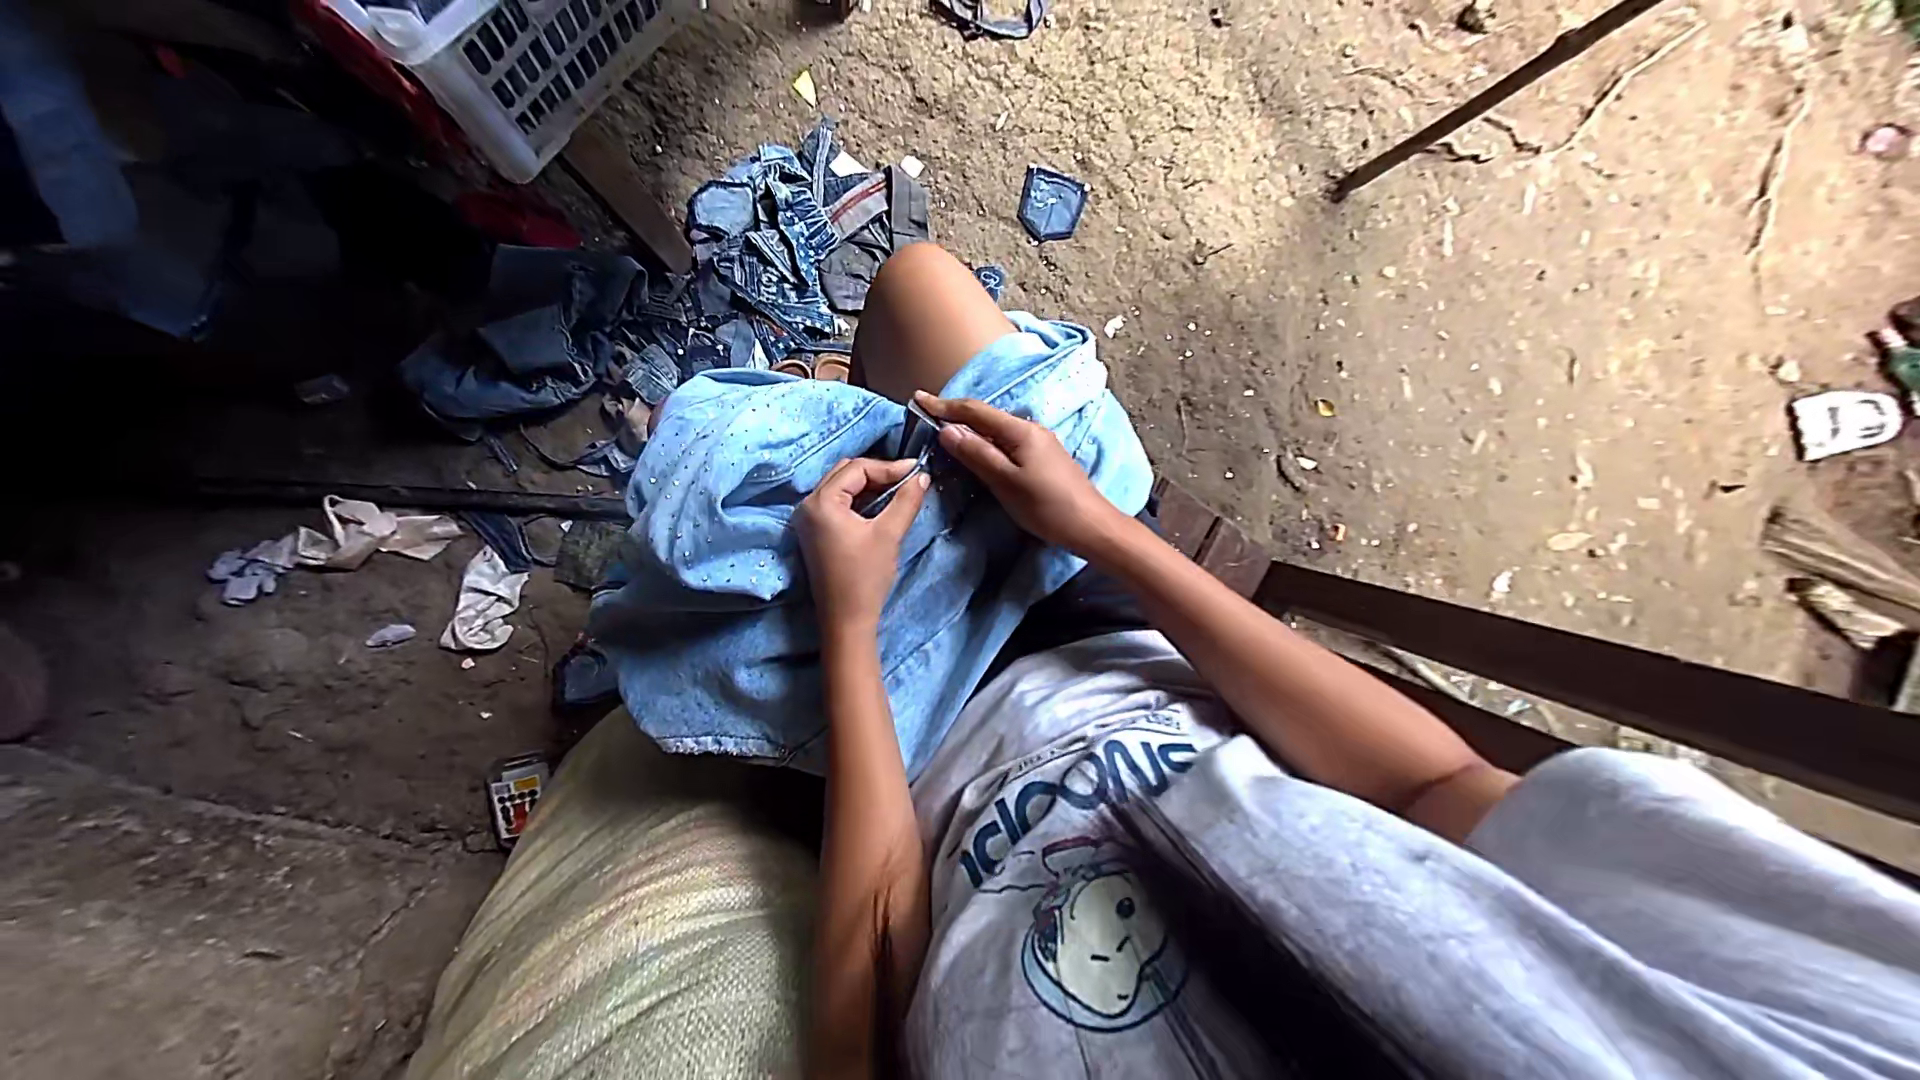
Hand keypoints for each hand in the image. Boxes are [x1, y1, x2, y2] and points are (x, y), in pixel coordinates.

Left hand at [793, 457, 930, 632]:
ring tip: (899, 491)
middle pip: (845, 473)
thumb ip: (906, 501)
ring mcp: (808, 520)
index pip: (857, 469)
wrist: (846, 620)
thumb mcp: (889, 535)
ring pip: (842, 487)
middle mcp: (808, 506)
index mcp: (820, 502)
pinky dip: (860, 500)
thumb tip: (922, 476)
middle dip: (878, 473)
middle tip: (908, 479)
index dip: (889, 467)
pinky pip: (838, 504)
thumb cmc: (865, 577)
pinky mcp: (814, 532)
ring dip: (870, 486)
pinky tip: (881, 506)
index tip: (917, 470)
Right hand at [914, 391, 1128, 555]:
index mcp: (1020, 431)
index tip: (918, 399)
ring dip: (969, 429)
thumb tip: (947, 430)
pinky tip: (975, 451)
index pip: (974, 411)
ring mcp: (1038, 443)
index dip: (944, 405)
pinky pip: (1005, 442)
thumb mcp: (1005, 481)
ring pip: (995, 430)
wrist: (1090, 526)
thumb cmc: (1047, 506)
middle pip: (985, 416)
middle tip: (926, 415)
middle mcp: (1029, 429)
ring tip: (943, 431)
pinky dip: (984, 442)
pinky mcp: (1041, 458)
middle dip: (954, 414)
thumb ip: (977, 454)